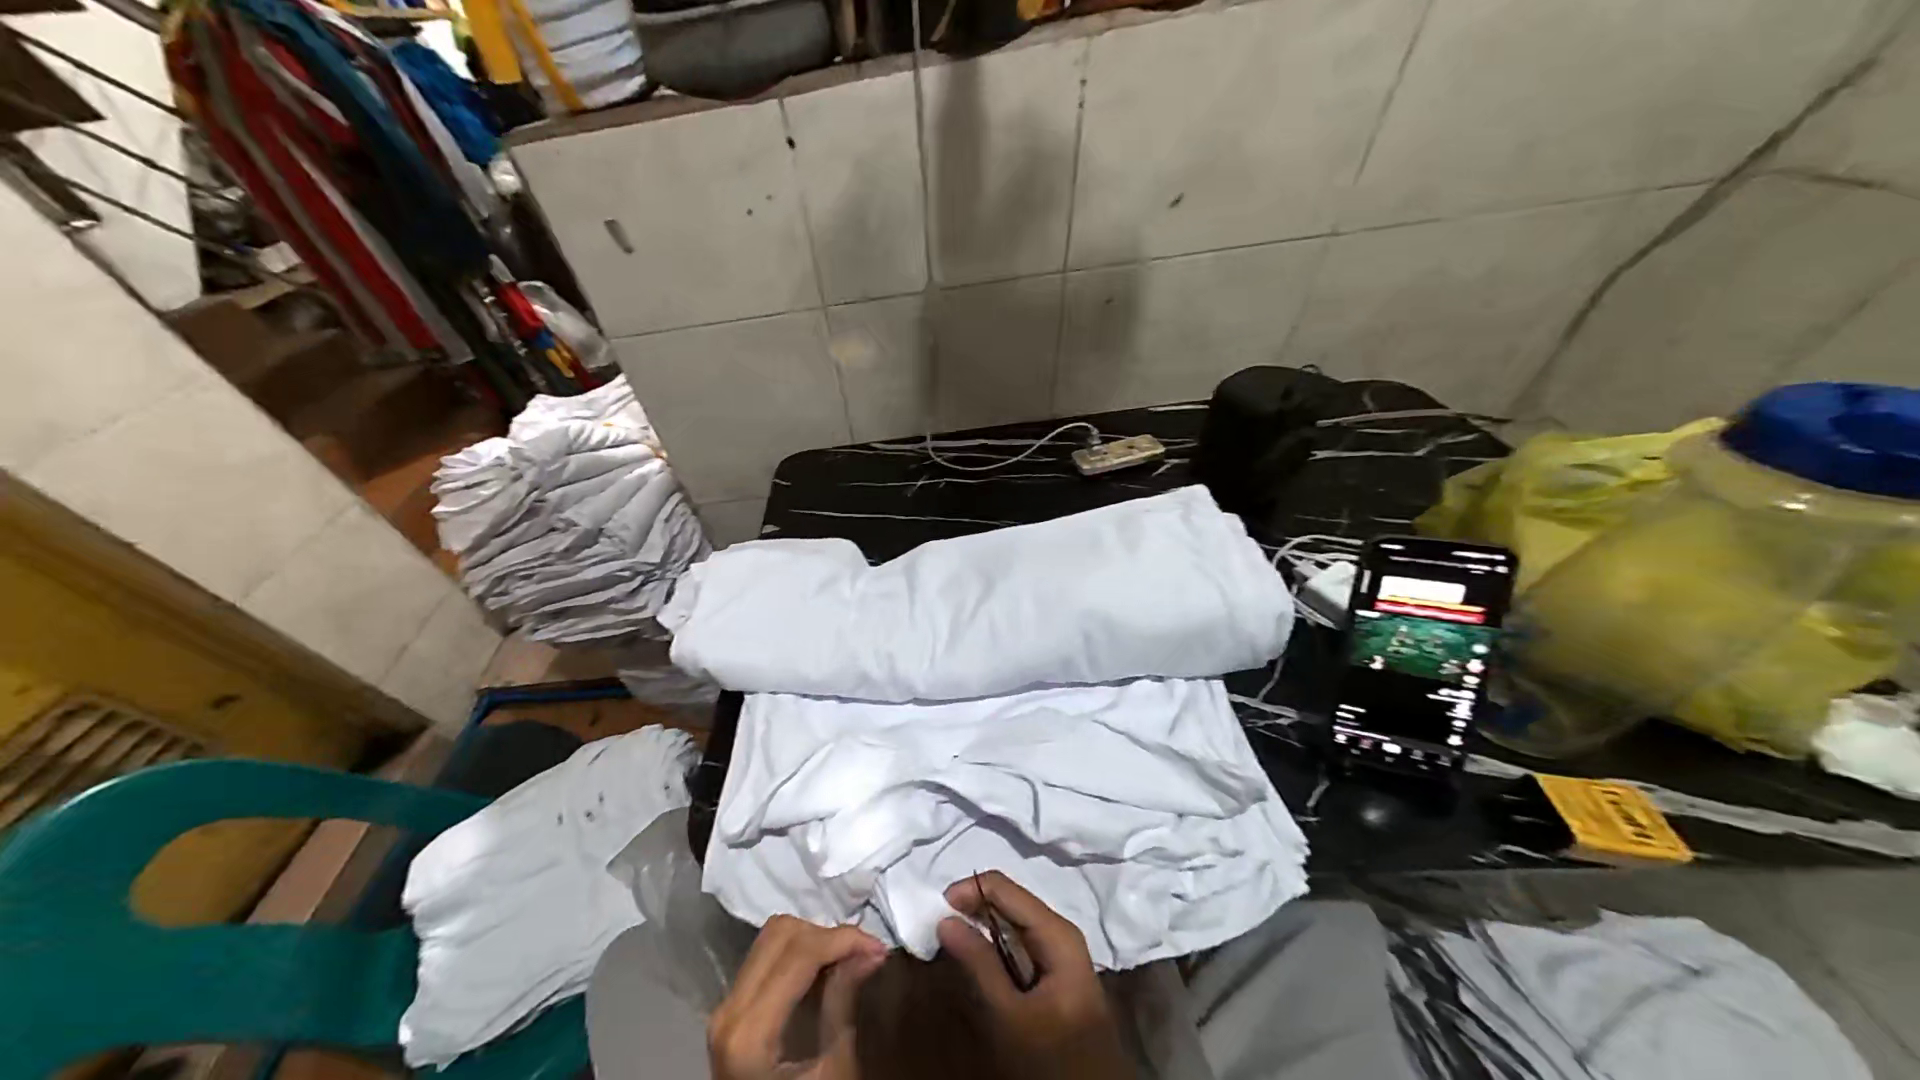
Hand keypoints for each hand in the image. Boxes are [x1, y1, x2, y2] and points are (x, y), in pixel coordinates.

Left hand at [709, 915, 888, 1079]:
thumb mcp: (834, 1071)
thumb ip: (844, 1002)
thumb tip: (871, 948)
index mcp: (749, 1033)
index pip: (799, 952)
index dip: (843, 939)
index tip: (880, 948)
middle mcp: (727, 1011)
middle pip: (781, 934)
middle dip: (827, 935)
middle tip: (864, 954)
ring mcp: (723, 1009)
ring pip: (771, 938)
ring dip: (812, 938)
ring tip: (847, 959)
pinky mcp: (730, 1011)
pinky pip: (764, 958)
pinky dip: (798, 952)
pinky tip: (825, 970)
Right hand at [937, 872, 1132, 1079]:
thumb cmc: (1052, 1056)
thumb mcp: (1009, 1015)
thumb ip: (979, 963)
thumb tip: (945, 920)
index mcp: (1056, 931)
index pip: (1003, 887)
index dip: (968, 890)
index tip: (937, 908)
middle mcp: (1059, 928)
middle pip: (1009, 898)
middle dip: (973, 905)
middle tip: (939, 923)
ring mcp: (1059, 946)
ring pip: (1012, 916)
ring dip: (980, 921)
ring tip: (951, 934)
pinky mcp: (1054, 964)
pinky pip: (1019, 937)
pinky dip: (993, 938)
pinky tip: (975, 952)